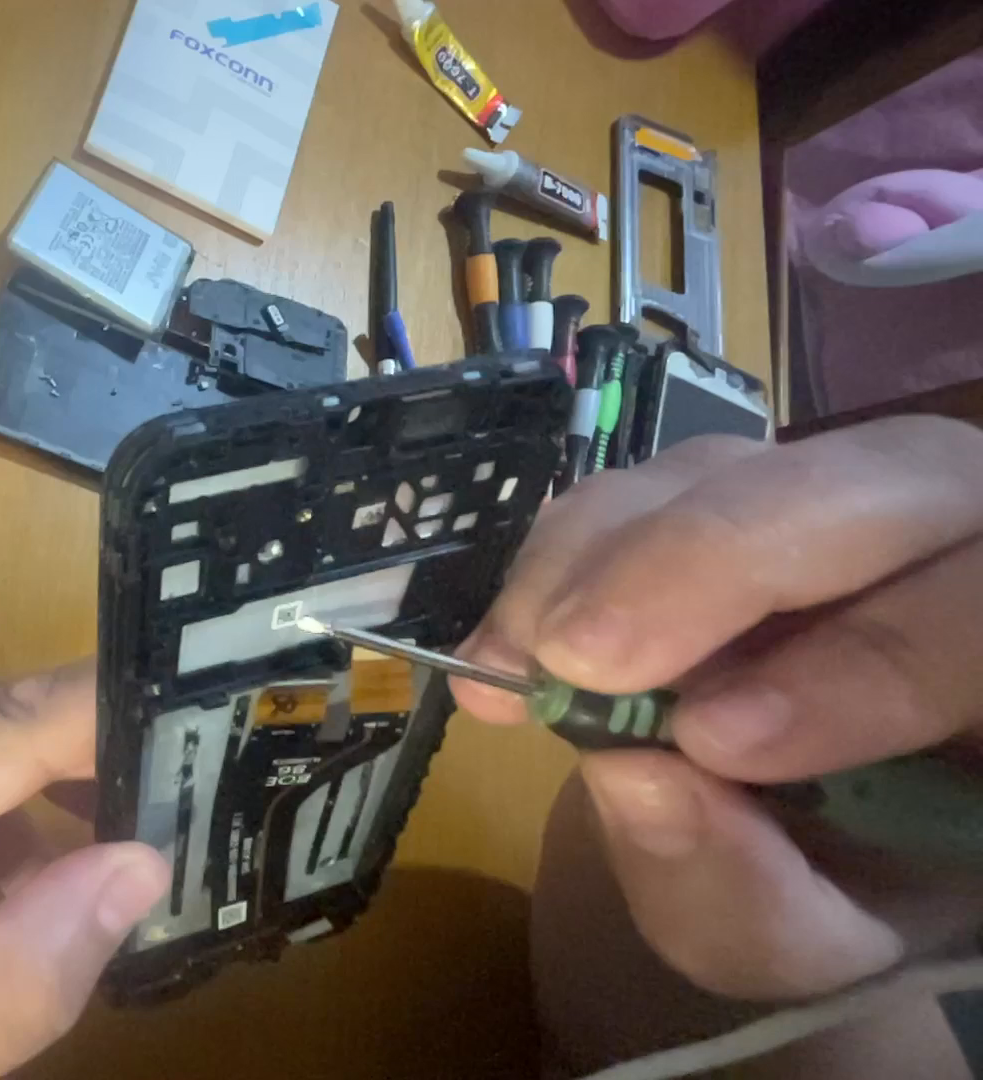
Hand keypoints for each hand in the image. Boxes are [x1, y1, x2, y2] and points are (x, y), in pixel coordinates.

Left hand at [0, 664, 167, 1078]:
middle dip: (108, 749)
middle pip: (9, 712)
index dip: (116, 714)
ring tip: (145, 843)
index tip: (220, 722)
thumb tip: (141, 867)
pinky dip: (22, 807)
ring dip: (70, 781)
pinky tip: (46, 878)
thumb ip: (24, 966)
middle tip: (208, 798)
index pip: (9, 720)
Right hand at [452, 418, 982, 999]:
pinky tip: (507, 640)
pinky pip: (617, 498)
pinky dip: (546, 564)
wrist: (777, 825)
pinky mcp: (698, 504)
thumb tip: (633, 776)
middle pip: (851, 485)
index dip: (861, 662)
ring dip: (586, 561)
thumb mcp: (807, 940)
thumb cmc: (826, 891)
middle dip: (691, 563)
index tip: (705, 741)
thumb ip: (746, 890)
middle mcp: (943, 543)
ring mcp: (807, 507)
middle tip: (572, 657)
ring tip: (517, 658)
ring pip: (707, 475)